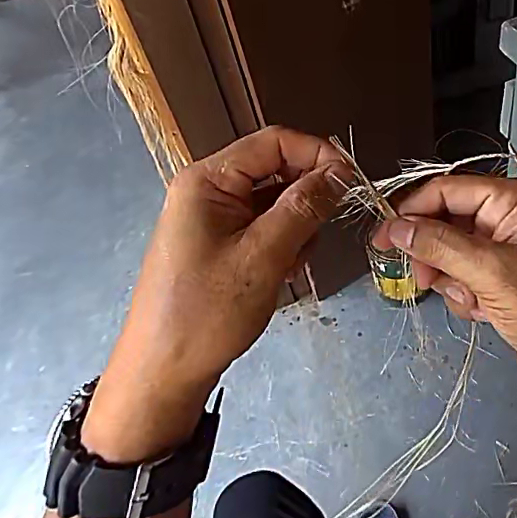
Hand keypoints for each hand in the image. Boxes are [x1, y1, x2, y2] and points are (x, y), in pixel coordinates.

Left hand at [84, 126, 349, 460]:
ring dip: (298, 224)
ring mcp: (216, 217)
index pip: (275, 141)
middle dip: (307, 196)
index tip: (352, 180)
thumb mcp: (264, 255)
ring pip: (278, 199)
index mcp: (208, 180)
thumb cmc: (207, 313)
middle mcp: (210, 190)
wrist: (163, 376)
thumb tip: (342, 170)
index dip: (318, 153)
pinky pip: (267, 224)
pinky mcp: (223, 241)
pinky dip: (285, 242)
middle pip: (277, 168)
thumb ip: (304, 206)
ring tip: (292, 262)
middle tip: (322, 229)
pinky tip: (282, 270)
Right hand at [368, 176, 516, 390]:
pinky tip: (486, 310)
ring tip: (475, 300)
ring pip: (450, 252)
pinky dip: (466, 294)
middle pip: (445, 221)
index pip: (446, 190)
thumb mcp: (493, 274)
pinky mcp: (503, 273)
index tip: (381, 239)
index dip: (410, 212)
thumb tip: (396, 226)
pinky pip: (464, 274)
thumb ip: (441, 246)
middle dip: (435, 255)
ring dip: (453, 280)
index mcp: (512, 200)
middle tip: (426, 281)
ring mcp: (505, 245)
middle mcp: (507, 215)